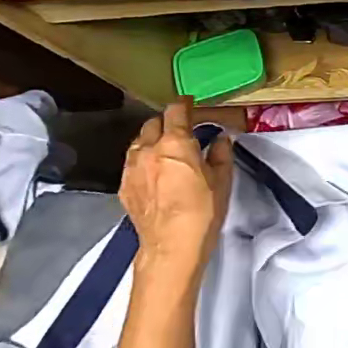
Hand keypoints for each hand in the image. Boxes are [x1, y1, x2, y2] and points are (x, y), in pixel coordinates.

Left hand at [119, 98, 233, 284]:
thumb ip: (220, 154)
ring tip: (167, 148)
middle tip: (183, 128)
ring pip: (138, 142)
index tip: (191, 103)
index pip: (175, 113)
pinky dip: (144, 159)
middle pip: (152, 124)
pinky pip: (132, 162)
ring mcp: (131, 168)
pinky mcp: (124, 186)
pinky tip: (156, 170)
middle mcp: (148, 150)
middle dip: (167, 122)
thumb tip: (220, 139)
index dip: (183, 105)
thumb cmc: (204, 210)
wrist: (172, 244)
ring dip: (153, 139)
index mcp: (175, 144)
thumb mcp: (223, 179)